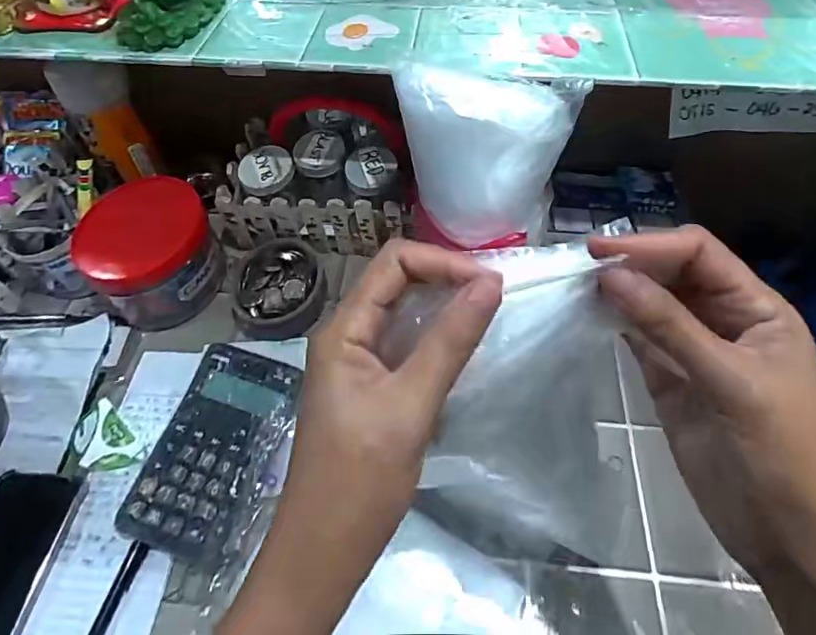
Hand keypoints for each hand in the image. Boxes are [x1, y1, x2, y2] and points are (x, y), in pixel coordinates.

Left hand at [219, 241, 501, 634]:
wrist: (321, 553)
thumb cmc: (359, 480)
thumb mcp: (411, 406)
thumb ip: (450, 341)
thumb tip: (491, 283)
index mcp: (343, 328)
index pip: (393, 263)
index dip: (441, 262)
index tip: (488, 281)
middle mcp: (346, 333)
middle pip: (396, 280)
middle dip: (444, 277)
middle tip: (494, 292)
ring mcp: (357, 359)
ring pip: (402, 310)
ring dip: (443, 304)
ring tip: (486, 310)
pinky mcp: (370, 384)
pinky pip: (404, 341)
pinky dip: (435, 335)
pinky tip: (463, 344)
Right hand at [592, 227, 815, 634]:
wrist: (801, 550)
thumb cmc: (787, 457)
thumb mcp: (734, 385)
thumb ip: (671, 327)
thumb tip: (610, 275)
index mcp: (757, 309)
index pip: (700, 253)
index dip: (652, 245)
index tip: (600, 251)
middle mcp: (725, 320)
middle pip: (672, 272)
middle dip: (632, 263)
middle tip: (580, 265)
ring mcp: (696, 352)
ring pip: (652, 304)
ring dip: (619, 292)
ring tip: (575, 284)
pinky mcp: (672, 383)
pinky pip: (640, 341)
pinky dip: (615, 325)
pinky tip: (589, 315)